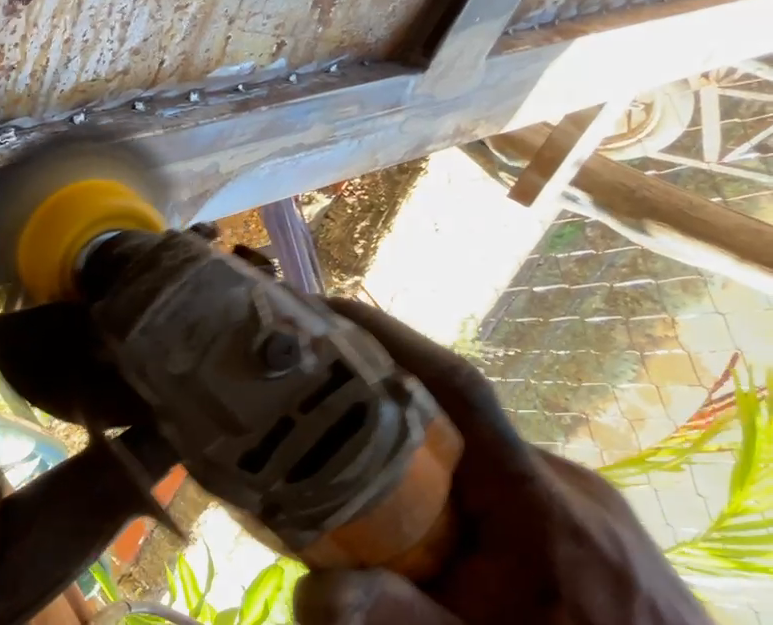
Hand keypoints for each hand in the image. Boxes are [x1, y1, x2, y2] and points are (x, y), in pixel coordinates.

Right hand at [295, 299, 707, 624]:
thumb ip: (398, 615)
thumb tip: (305, 592)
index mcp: (537, 499)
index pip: (459, 387)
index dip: (390, 338)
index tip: (325, 310)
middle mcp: (565, 483)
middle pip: (454, 419)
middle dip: (379, 403)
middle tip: (308, 409)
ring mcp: (587, 501)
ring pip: (477, 453)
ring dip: (416, 450)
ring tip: (357, 472)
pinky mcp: (598, 524)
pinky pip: (504, 479)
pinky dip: (453, 482)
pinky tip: (430, 521)